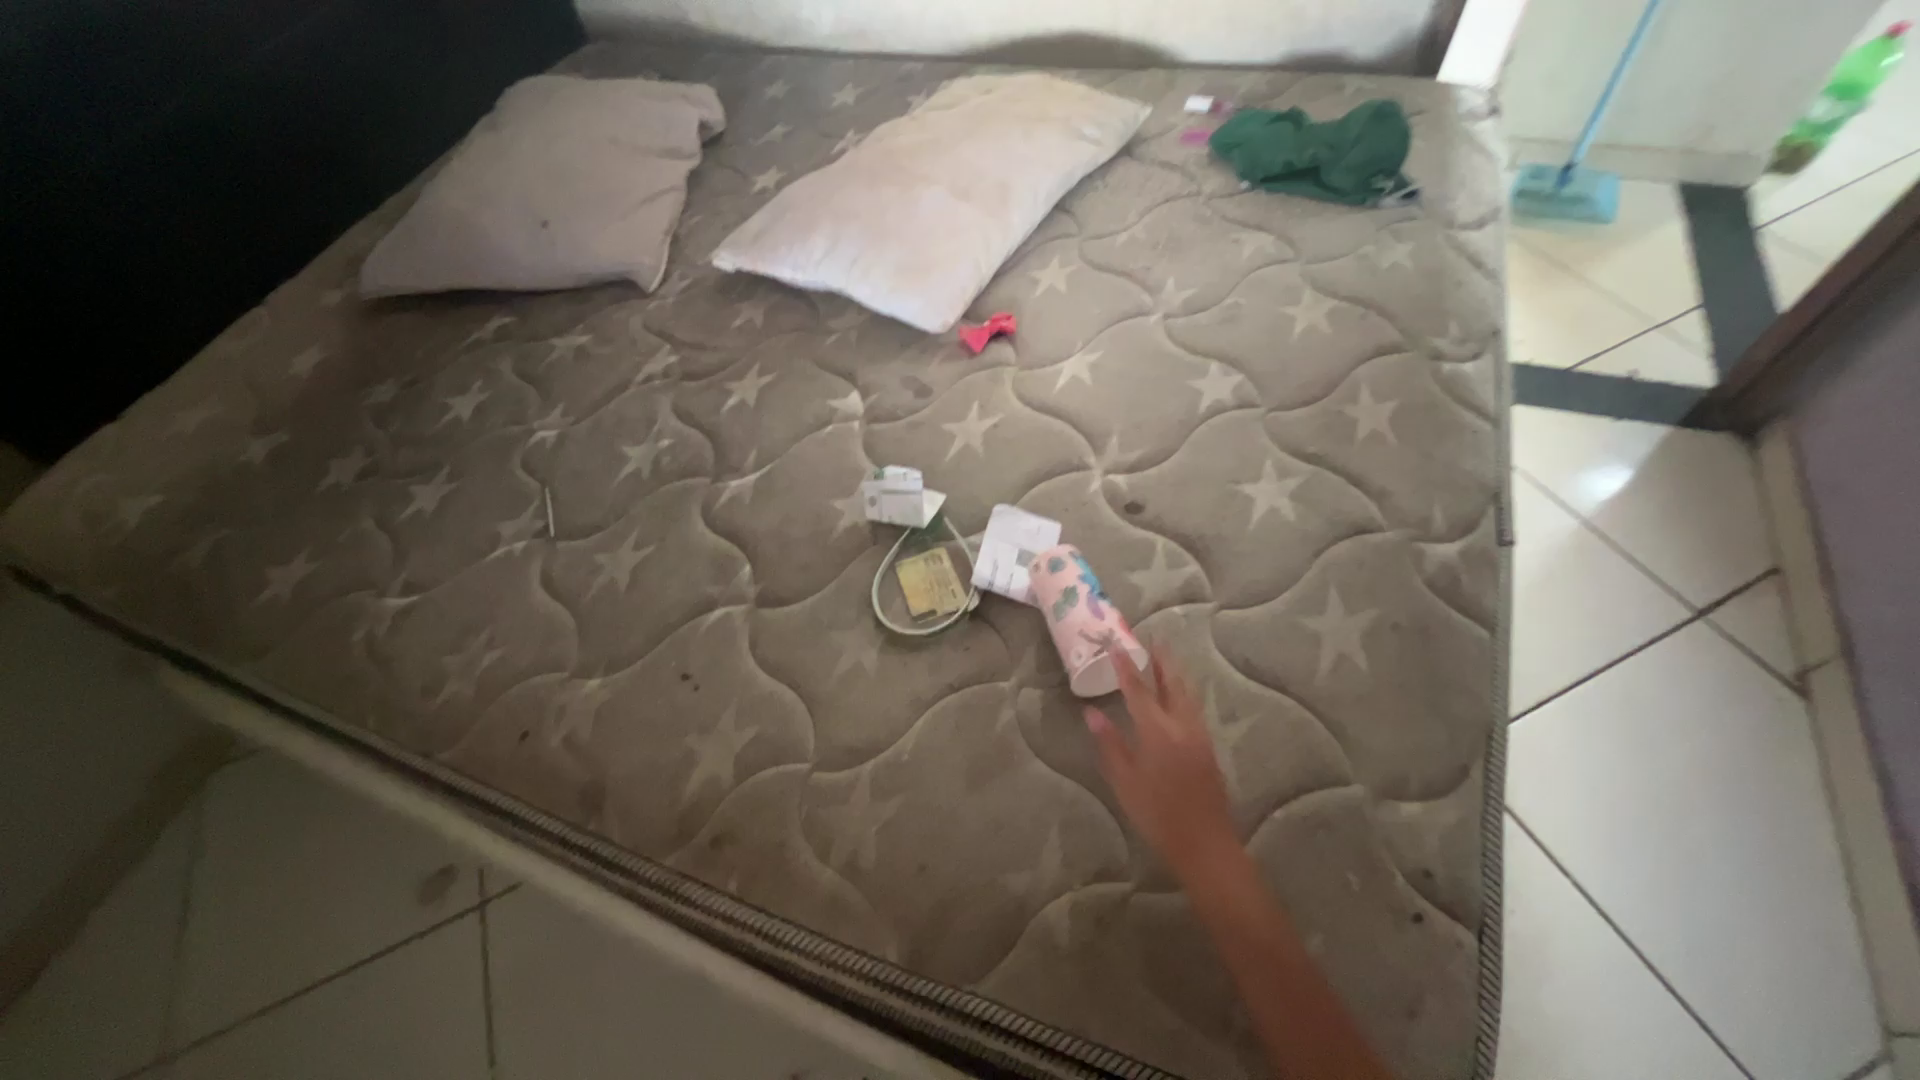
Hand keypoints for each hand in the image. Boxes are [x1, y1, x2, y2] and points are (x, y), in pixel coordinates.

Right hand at [1085, 645, 1238, 880]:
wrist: (1205, 843)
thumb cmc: (1157, 815)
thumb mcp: (1125, 782)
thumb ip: (1109, 744)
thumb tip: (1091, 713)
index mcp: (1158, 732)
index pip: (1138, 690)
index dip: (1126, 666)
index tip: (1116, 644)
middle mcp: (1182, 725)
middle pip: (1171, 683)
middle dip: (1160, 660)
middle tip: (1152, 638)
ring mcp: (1199, 735)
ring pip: (1186, 694)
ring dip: (1173, 673)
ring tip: (1163, 658)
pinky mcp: (1207, 747)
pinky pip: (1193, 707)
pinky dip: (1182, 691)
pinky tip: (1176, 694)